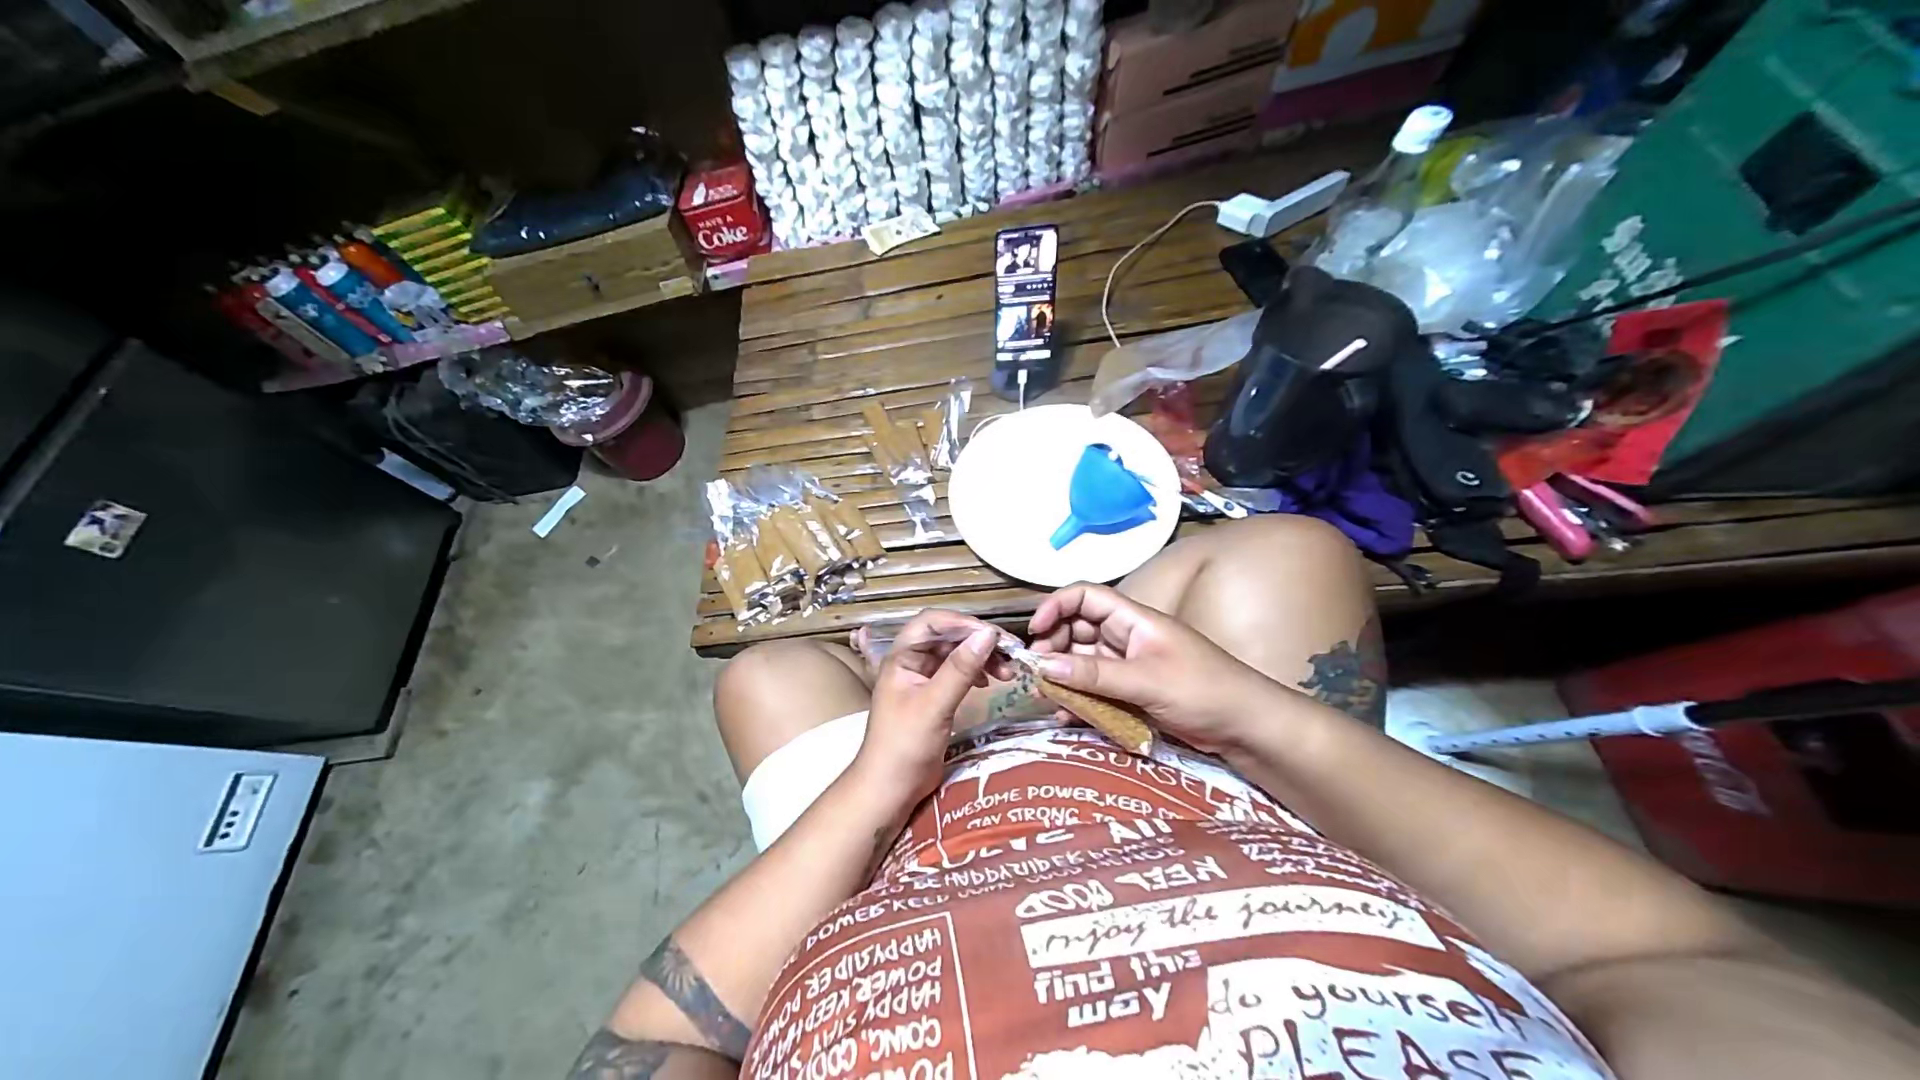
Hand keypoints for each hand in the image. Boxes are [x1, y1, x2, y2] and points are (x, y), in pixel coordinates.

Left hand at [853, 610, 1013, 804]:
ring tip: (1008, 672)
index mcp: (902, 656)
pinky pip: (958, 673)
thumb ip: (960, 669)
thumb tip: (988, 635)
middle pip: (948, 636)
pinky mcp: (933, 697)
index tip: (995, 636)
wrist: (889, 789)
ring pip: (955, 654)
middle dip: (978, 641)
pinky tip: (990, 682)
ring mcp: (922, 679)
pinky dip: (976, 672)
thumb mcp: (935, 705)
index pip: (933, 622)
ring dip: (981, 657)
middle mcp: (911, 661)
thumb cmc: (904, 746)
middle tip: (1010, 655)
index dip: (964, 623)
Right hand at [1027, 583, 1278, 754]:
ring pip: (1082, 662)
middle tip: (1037, 673)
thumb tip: (1043, 664)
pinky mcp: (1131, 691)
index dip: (1055, 606)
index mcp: (1133, 619)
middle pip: (1077, 628)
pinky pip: (1094, 689)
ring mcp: (1128, 665)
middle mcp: (1126, 637)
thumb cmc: (1203, 691)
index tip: (1034, 632)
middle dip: (1053, 647)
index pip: (1085, 596)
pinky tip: (1066, 716)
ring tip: (1046, 697)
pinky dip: (1078, 699)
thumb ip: (1094, 674)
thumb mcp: (1146, 681)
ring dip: (1062, 677)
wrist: (1246, 727)